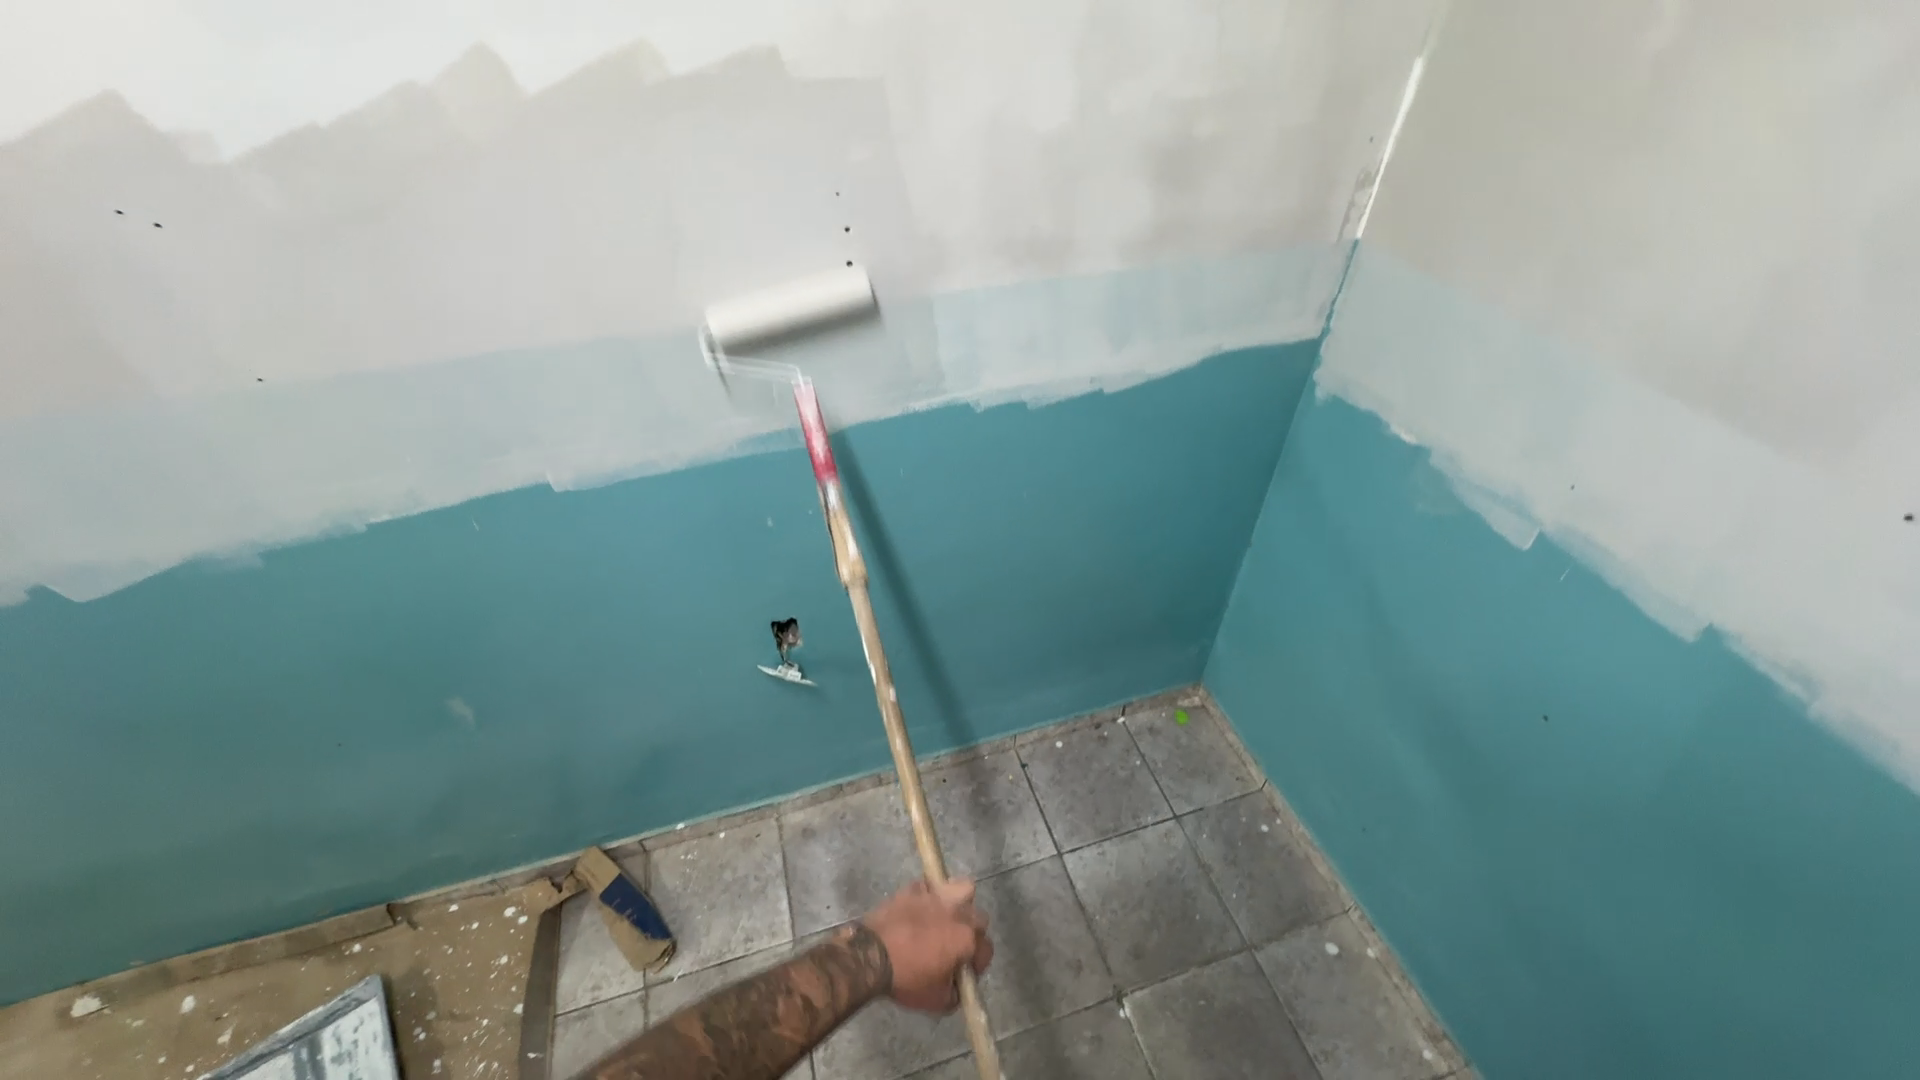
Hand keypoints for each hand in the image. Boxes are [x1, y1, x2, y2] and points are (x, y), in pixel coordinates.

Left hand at [860, 879, 992, 1012]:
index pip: (987, 949)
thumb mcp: (936, 1001)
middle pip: (979, 918)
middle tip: (956, 946)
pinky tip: (919, 909)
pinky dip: (928, 896)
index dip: (978, 964)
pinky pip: (930, 887)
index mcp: (966, 939)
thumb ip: (955, 994)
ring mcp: (936, 896)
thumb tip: (957, 987)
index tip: (966, 973)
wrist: (871, 954)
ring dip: (959, 902)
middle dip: (972, 933)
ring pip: (962, 888)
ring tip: (946, 917)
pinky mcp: (914, 888)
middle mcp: (957, 913)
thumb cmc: (907, 978)